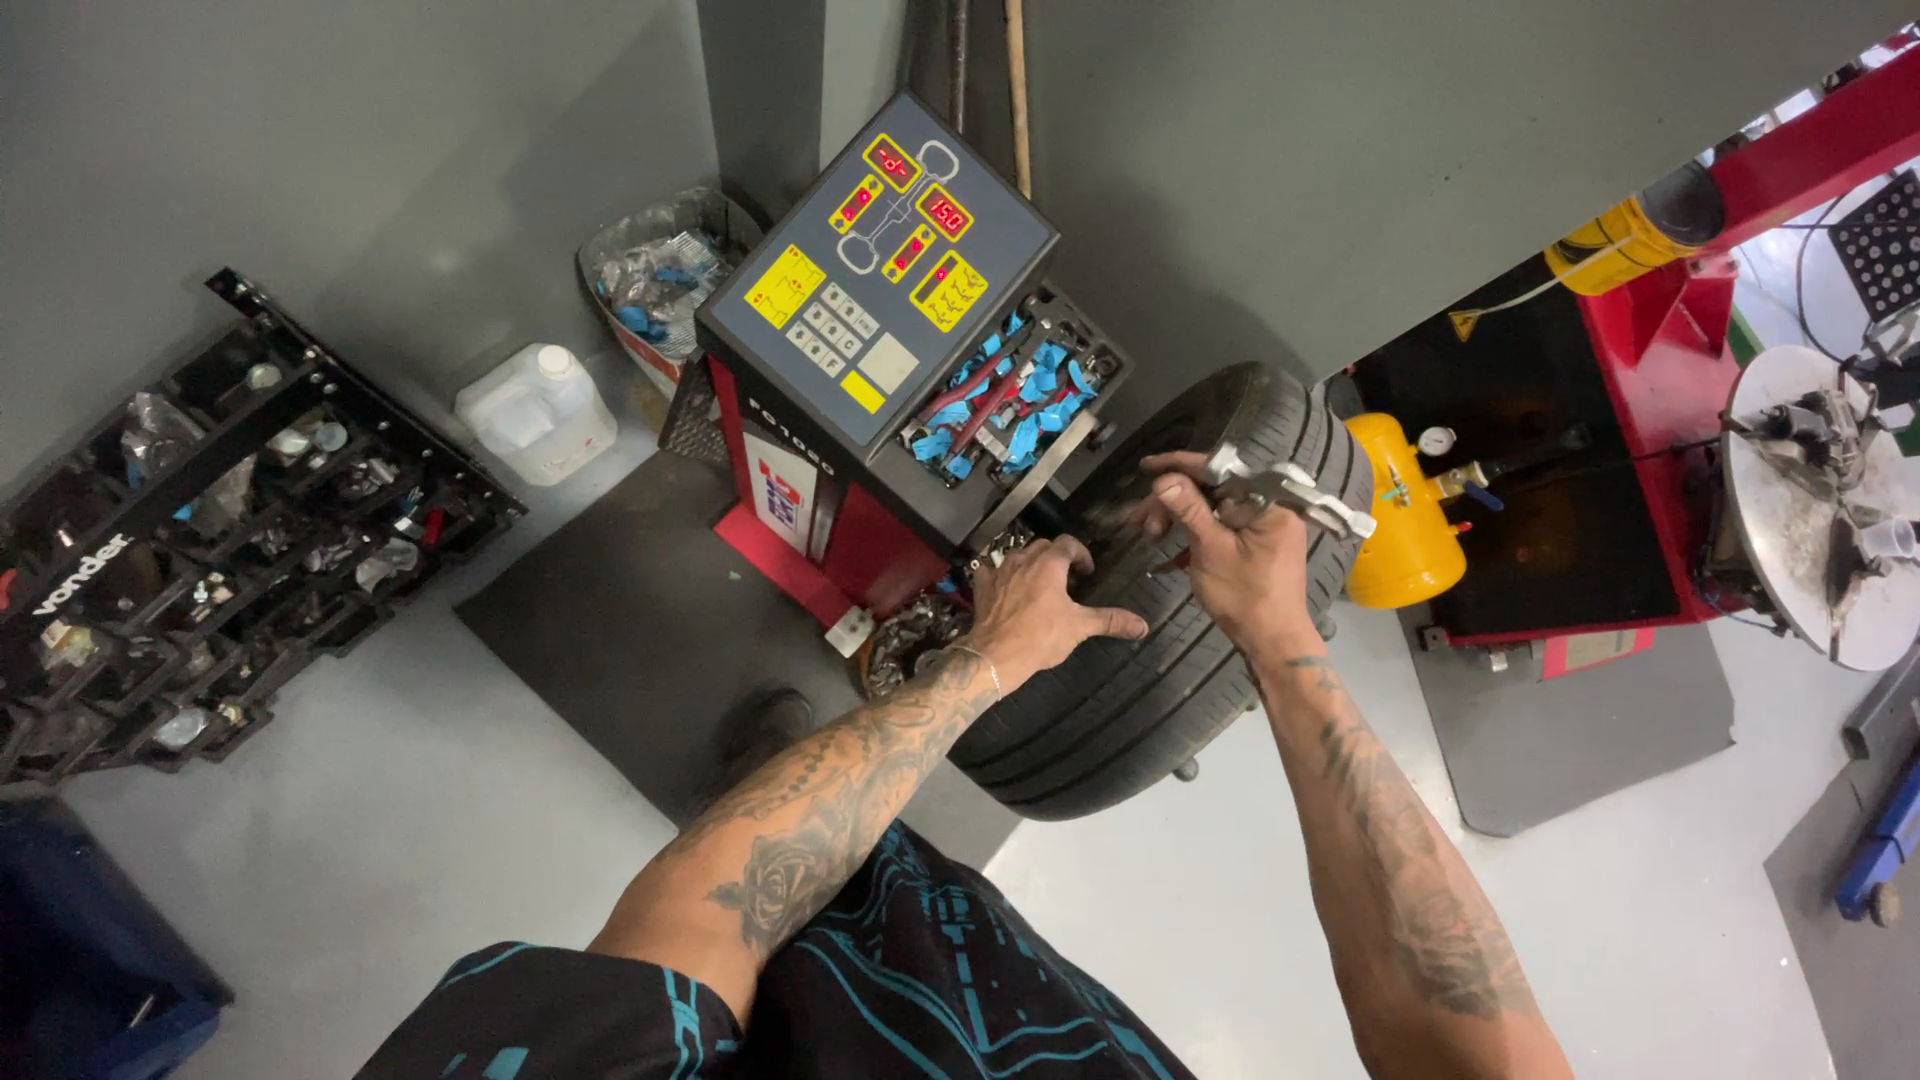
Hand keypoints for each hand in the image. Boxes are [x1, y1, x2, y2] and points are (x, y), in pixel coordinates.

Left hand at [965, 536, 1149, 691]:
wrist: (997, 655)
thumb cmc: (1041, 636)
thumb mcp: (1079, 627)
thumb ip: (1110, 620)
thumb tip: (1143, 625)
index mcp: (1048, 564)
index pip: (1068, 543)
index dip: (1081, 554)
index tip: (1087, 572)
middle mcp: (1022, 560)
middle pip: (1042, 546)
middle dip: (1057, 558)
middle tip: (1067, 580)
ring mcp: (999, 571)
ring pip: (1018, 555)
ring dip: (1031, 564)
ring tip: (1040, 584)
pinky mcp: (983, 586)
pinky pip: (991, 570)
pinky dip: (1001, 574)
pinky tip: (1006, 587)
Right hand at [1137, 451, 1321, 658]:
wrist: (1271, 640)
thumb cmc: (1244, 597)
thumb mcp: (1211, 550)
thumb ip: (1189, 510)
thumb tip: (1163, 479)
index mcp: (1268, 502)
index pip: (1219, 470)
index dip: (1179, 466)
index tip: (1146, 466)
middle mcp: (1268, 506)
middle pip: (1212, 488)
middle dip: (1172, 500)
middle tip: (1140, 521)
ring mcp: (1261, 523)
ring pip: (1211, 506)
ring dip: (1177, 516)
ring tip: (1150, 535)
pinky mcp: (1252, 539)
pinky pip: (1218, 522)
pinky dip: (1192, 529)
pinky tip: (1167, 540)